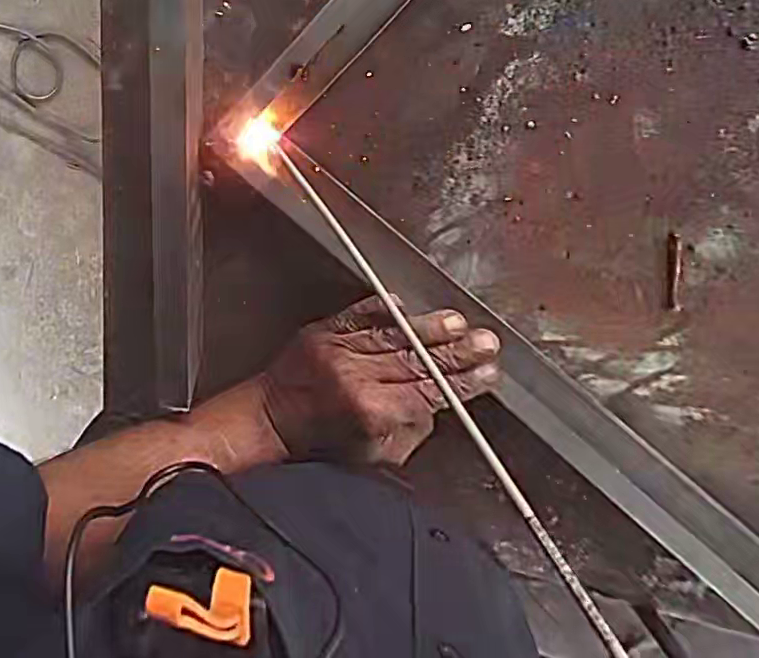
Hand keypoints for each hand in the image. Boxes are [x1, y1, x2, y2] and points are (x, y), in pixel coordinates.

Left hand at [256, 295, 500, 466]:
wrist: (270, 419)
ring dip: (427, 327)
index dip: (464, 383)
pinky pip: (356, 315)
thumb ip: (410, 429)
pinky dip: (380, 308)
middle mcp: (355, 375)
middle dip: (456, 352)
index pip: (429, 392)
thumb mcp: (374, 455)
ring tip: (457, 322)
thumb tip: (439, 403)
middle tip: (486, 342)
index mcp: (370, 411)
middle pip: (417, 360)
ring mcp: (337, 349)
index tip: (489, 372)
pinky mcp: (322, 331)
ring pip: (392, 334)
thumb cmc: (321, 443)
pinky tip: (402, 303)